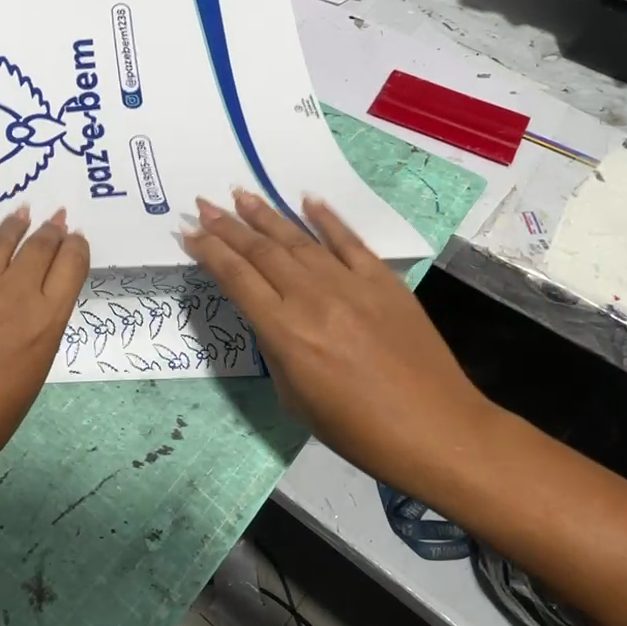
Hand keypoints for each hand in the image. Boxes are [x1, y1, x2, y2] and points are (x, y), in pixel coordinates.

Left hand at [0, 208, 89, 475]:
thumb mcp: (33, 372)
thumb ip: (38, 329)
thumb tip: (36, 302)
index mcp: (46, 320)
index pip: (71, 265)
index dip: (76, 246)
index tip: (76, 238)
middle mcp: (14, 292)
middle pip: (39, 246)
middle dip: (51, 230)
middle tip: (55, 218)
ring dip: (14, 224)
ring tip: (22, 213)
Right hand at [181, 190, 498, 491]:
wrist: (439, 431)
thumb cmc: (358, 430)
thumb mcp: (294, 398)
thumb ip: (275, 347)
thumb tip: (268, 312)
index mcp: (285, 332)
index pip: (236, 278)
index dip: (208, 252)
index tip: (187, 233)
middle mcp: (312, 298)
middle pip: (261, 251)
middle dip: (227, 225)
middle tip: (204, 204)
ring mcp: (351, 284)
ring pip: (298, 239)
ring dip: (265, 215)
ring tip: (241, 194)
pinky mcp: (384, 281)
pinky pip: (349, 241)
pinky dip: (325, 218)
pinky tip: (307, 199)